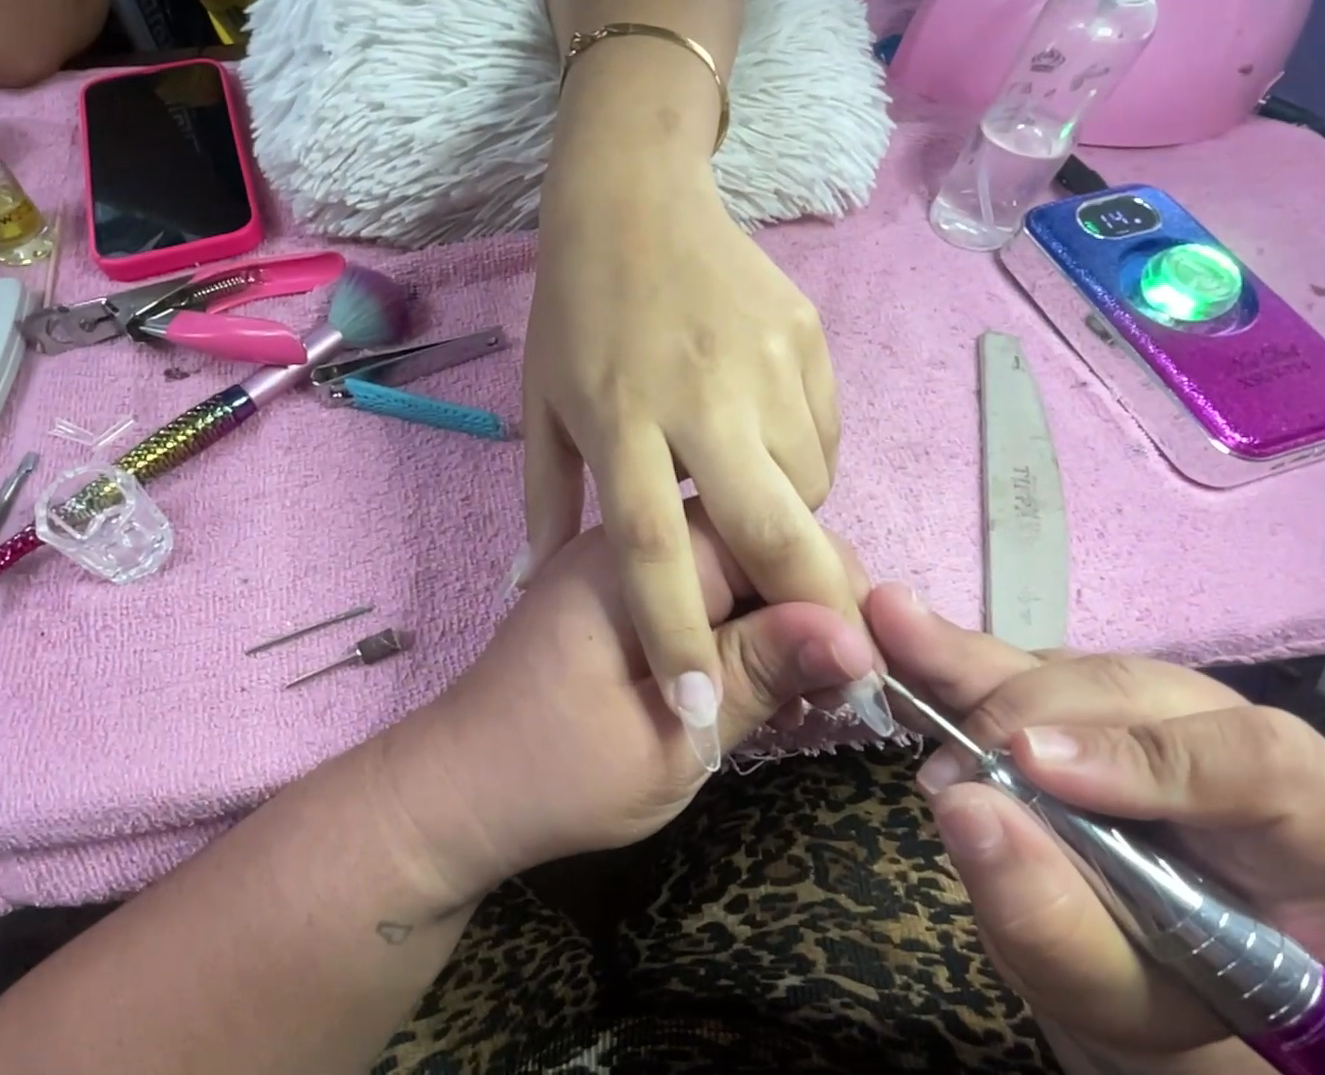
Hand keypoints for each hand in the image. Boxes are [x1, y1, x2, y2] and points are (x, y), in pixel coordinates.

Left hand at [384, 505, 880, 907]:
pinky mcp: (621, 601)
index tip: (865, 670)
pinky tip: (756, 690)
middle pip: (757, 548)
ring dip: (777, 629)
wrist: (459, 788)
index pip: (770, 536)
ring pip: (734, 575)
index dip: (831, 596)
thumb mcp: (671, 735)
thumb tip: (855, 636)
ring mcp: (625, 568)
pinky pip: (701, 597)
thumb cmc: (557, 772)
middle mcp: (633, 541)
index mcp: (640, 556)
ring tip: (802, 700)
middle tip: (836, 693)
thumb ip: (757, 674)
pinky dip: (738, 636)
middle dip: (810, 614)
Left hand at [518, 52, 882, 768]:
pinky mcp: (808, 340)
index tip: (698, 713)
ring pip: (809, 486)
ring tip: (756, 514)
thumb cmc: (573, 315)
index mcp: (621, 425)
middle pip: (772, 529)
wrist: (632, 200)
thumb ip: (545, 501)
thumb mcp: (541, 409)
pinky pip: (825, 437)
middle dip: (808, 608)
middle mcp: (699, 402)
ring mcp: (764, 366)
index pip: (654, 552)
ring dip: (793, 522)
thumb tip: (534, 578)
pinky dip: (806, 466)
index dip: (676, 641)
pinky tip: (765, 449)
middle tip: (832, 662)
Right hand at [865, 584, 1324, 1057]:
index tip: (1027, 763)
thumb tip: (961, 808)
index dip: (1144, 754)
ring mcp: (1131, 702)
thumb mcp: (1104, 989)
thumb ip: (1049, 918)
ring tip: (889, 654)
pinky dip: (937, 655)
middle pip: (1133, 690)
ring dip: (967, 666)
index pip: (1254, 762)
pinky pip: (1001, 659)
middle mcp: (1219, 736)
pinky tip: (888, 633)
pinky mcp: (1058, 687)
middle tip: (945, 771)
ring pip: (1057, 661)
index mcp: (1297, 825)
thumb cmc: (1137, 979)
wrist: (1111, 950)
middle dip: (1027, 714)